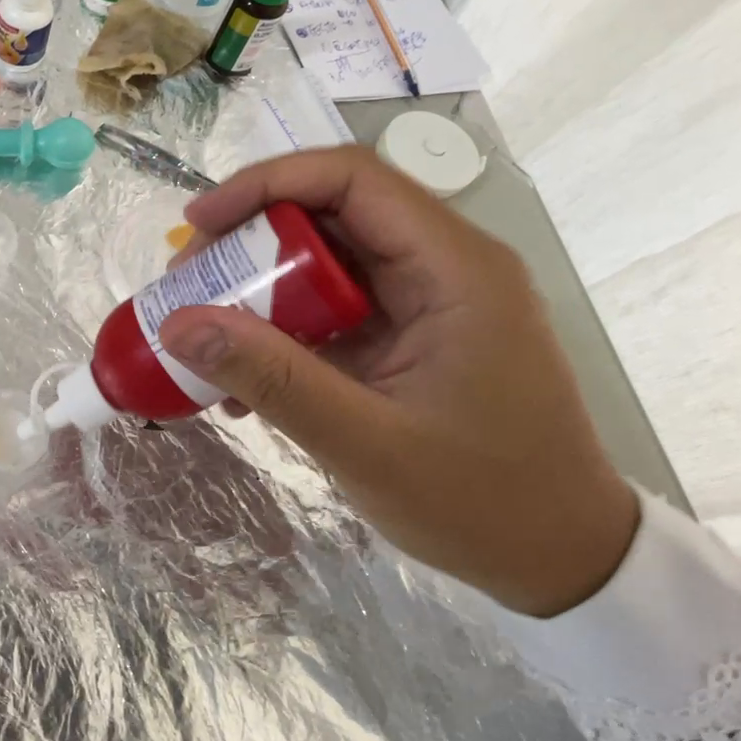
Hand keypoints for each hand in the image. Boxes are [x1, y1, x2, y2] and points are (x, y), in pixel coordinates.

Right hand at [156, 147, 639, 617]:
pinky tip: (242, 376)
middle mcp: (445, 266)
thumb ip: (270, 377)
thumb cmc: (483, 502)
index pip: (351, 179)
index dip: (265, 184)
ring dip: (256, 287)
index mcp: (455, 269)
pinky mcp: (412, 334)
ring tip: (203, 331)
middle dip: (246, 239)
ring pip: (324, 260)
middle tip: (188, 284)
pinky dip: (281, 327)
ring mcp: (429, 301)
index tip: (197, 222)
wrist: (564, 560)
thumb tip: (177, 324)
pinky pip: (333, 307)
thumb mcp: (364, 443)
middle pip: (330, 213)